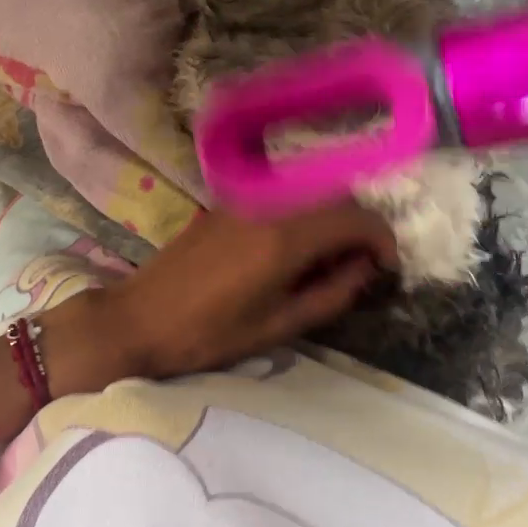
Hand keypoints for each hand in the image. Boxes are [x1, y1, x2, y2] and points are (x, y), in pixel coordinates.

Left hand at [40, 202, 398, 392]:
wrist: (139, 318)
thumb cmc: (208, 333)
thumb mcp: (278, 326)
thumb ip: (331, 294)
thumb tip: (365, 270)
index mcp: (283, 236)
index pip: (353, 217)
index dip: (381, 238)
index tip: (388, 267)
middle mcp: (268, 203)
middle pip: (334, 197)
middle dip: (359, 226)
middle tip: (363, 266)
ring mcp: (244, 197)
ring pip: (308, 193)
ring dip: (331, 218)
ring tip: (332, 261)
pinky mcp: (226, 201)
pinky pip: (281, 196)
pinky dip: (303, 214)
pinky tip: (296, 249)